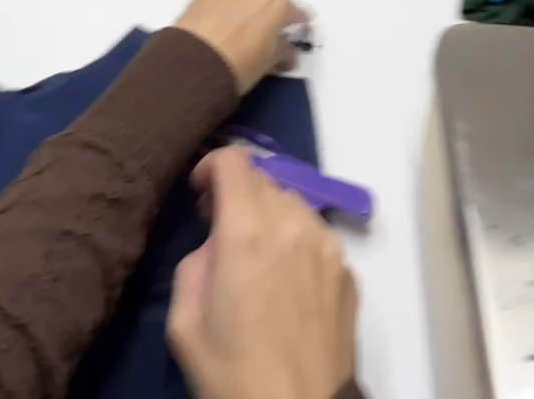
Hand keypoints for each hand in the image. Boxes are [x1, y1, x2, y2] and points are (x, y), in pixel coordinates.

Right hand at [167, 147, 357, 398]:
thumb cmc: (233, 373)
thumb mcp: (185, 320)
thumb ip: (196, 261)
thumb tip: (216, 243)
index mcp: (246, 230)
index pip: (234, 161)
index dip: (211, 166)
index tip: (201, 194)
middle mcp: (291, 223)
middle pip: (262, 179)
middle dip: (238, 194)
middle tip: (223, 231)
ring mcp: (326, 245)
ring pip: (292, 202)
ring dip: (269, 214)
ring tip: (258, 256)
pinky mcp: (347, 270)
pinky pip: (316, 234)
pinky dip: (296, 240)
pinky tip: (288, 281)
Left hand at [173, 0, 307, 92]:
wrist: (195, 63)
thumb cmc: (241, 64)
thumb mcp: (268, 62)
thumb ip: (282, 51)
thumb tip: (288, 51)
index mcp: (276, 2)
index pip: (294, 9)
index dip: (298, 18)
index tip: (299, 25)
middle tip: (263, 6)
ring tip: (238, 9)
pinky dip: (221, 0)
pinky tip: (218, 17)